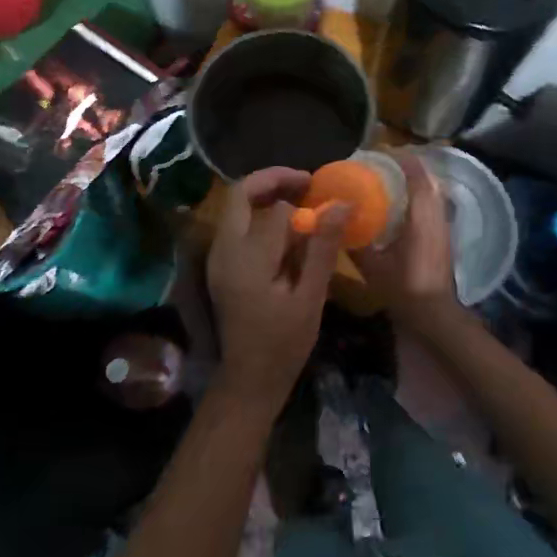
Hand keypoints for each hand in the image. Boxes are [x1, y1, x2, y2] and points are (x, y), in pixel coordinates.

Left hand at [206, 167, 348, 411]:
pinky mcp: (218, 264)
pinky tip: (284, 232)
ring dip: (264, 197)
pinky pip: (234, 226)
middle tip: (306, 184)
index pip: (274, 209)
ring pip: (234, 208)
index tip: (326, 199)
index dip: (302, 200)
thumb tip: (340, 205)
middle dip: (272, 181)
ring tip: (301, 204)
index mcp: (247, 256)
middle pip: (240, 193)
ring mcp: (216, 256)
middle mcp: (224, 248)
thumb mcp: (310, 296)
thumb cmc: (284, 342)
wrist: (248, 376)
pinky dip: (257, 216)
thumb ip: (322, 248)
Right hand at [353, 150, 460, 330]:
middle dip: (407, 168)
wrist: (435, 317)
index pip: (418, 179)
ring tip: (386, 179)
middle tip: (380, 164)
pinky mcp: (442, 238)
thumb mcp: (372, 266)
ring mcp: (442, 228)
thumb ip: (355, 240)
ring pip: (431, 193)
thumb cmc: (404, 290)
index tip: (382, 151)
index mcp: (421, 219)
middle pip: (428, 181)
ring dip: (413, 182)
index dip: (403, 161)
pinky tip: (396, 206)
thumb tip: (334, 220)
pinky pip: (430, 206)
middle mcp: (436, 218)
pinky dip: (415, 197)